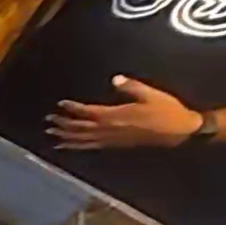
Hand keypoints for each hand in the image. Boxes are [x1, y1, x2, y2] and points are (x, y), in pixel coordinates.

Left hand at [46, 75, 204, 149]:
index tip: (61, 104)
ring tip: (49, 133)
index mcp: (114, 115)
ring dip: (63, 135)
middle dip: (61, 123)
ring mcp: (107, 138)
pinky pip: (86, 146)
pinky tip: (63, 146)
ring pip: (79, 138)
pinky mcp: (110, 145)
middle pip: (78, 126)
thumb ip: (131, 87)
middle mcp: (106, 128)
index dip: (72, 107)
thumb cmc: (166, 110)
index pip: (86, 111)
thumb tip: (115, 78)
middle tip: (48, 120)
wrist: (177, 130)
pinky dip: (73, 146)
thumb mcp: (151, 94)